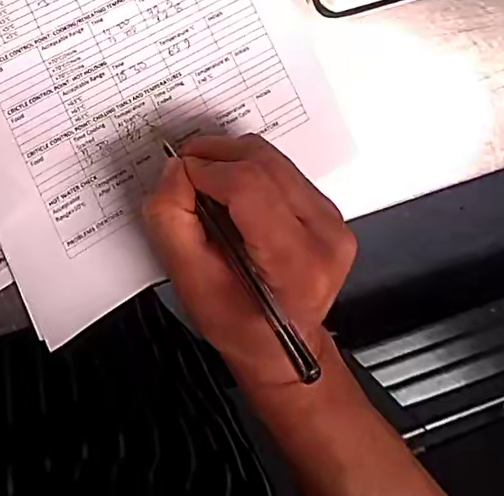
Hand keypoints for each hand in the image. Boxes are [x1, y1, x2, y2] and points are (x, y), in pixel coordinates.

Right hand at [143, 133, 355, 389]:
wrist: (278, 347)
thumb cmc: (240, 326)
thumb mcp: (190, 283)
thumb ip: (172, 221)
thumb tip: (176, 171)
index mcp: (297, 264)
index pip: (249, 186)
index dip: (205, 170)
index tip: (180, 177)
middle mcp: (325, 236)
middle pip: (260, 162)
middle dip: (213, 157)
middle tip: (185, 176)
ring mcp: (330, 218)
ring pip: (268, 156)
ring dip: (229, 159)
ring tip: (205, 186)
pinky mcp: (325, 206)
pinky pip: (278, 165)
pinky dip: (245, 167)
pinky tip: (229, 193)